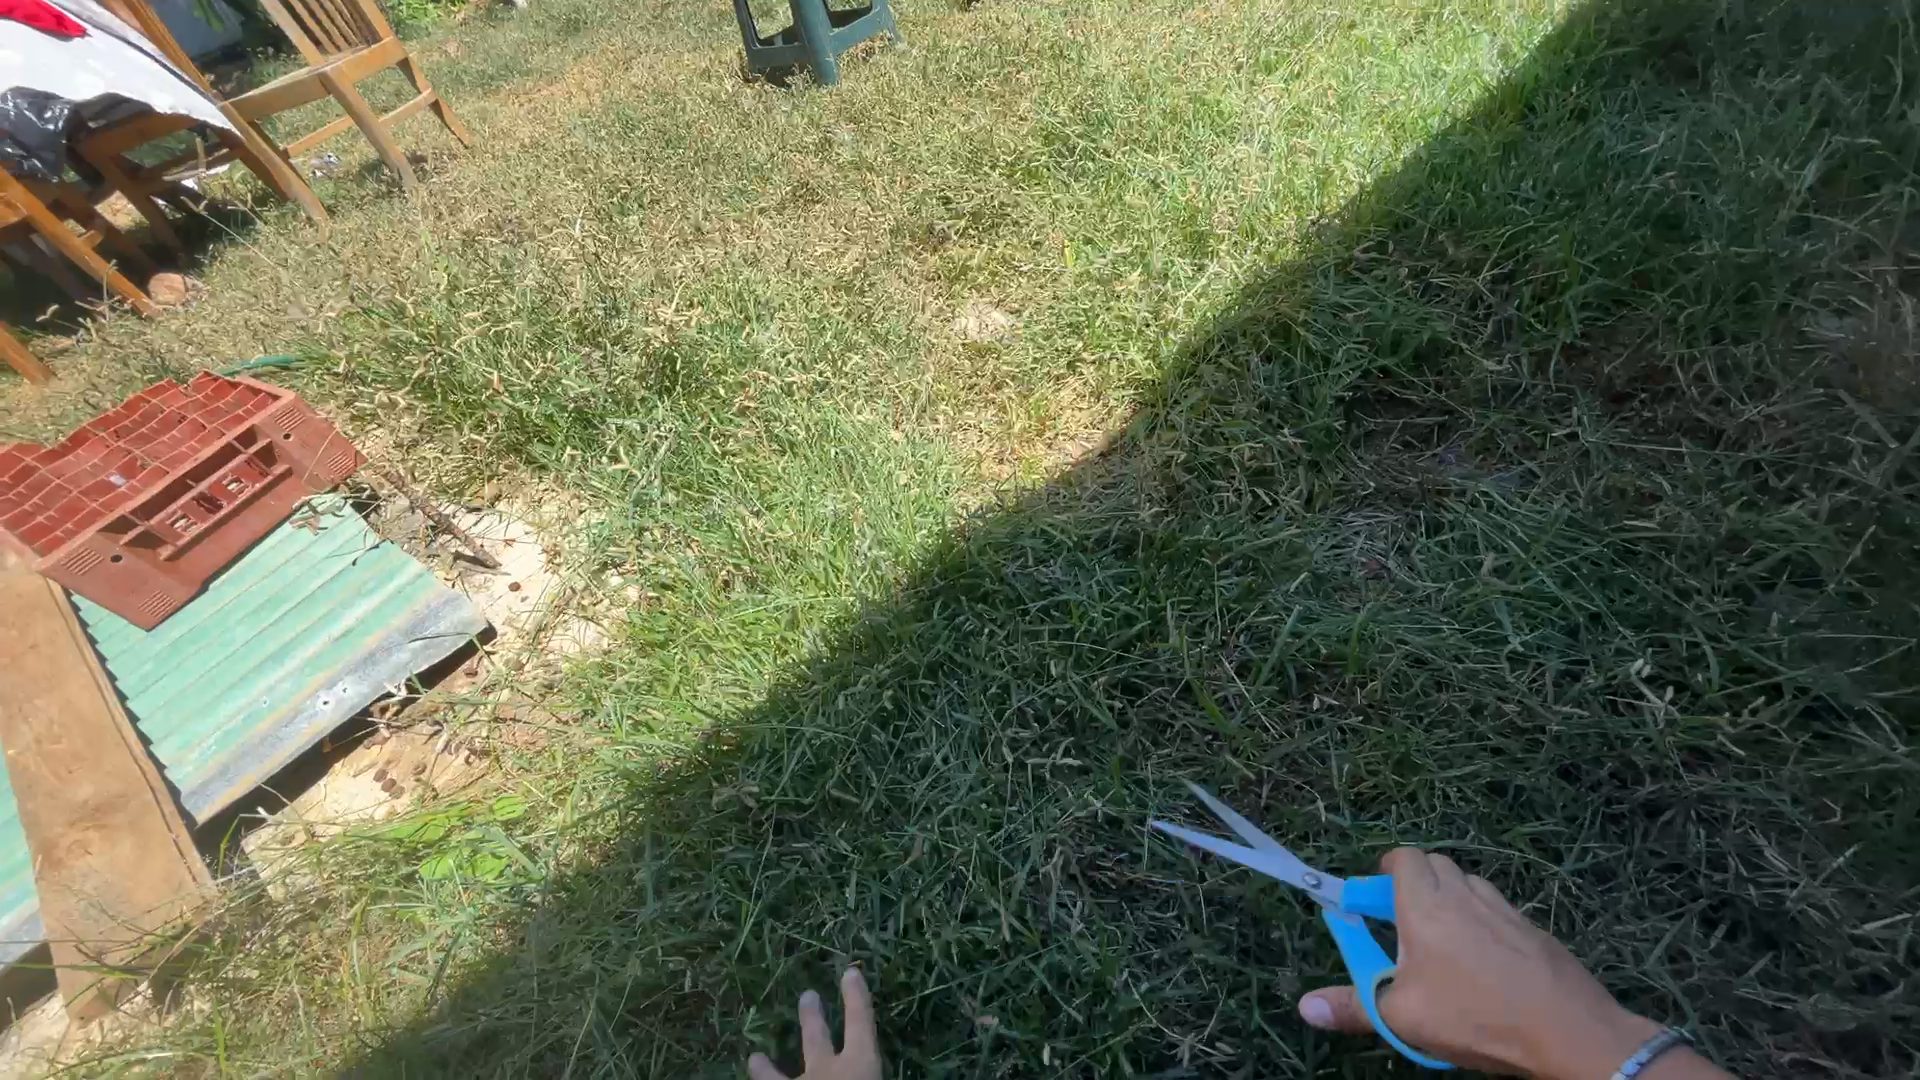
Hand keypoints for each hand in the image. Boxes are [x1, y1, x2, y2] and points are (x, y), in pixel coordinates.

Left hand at [748, 968, 881, 1079]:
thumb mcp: (874, 1079)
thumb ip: (872, 1074)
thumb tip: (874, 1071)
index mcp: (860, 1065)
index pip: (861, 1021)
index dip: (856, 996)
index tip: (850, 973)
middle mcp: (827, 1072)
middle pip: (817, 1038)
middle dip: (812, 1017)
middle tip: (807, 996)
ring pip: (776, 1076)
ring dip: (765, 1068)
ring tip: (753, 1058)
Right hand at [1296, 849, 1725, 1079]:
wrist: (1576, 1037)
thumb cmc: (1478, 1017)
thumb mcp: (1406, 1017)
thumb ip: (1353, 1006)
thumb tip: (1305, 1008)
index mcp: (1424, 903)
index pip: (1402, 857)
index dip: (1387, 869)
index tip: (1379, 896)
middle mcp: (1462, 894)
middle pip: (1434, 864)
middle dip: (1416, 880)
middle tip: (1405, 918)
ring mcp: (1504, 909)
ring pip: (1468, 884)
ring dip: (1451, 897)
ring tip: (1445, 939)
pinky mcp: (1536, 930)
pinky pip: (1499, 910)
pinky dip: (1485, 921)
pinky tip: (1487, 961)